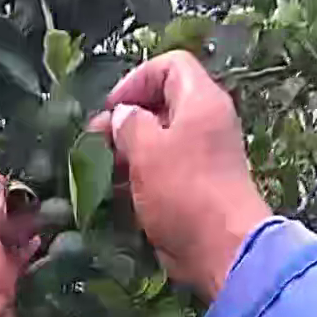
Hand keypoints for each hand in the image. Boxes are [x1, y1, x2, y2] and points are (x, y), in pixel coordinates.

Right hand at [89, 51, 271, 300]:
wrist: (221, 249)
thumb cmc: (183, 191)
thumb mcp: (147, 150)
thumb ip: (129, 125)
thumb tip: (122, 117)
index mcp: (200, 102)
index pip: (169, 67)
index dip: (136, 81)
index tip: (111, 108)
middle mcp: (205, 127)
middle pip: (162, 110)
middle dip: (126, 124)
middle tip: (95, 145)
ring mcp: (202, 163)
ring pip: (160, 148)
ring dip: (129, 158)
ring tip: (101, 174)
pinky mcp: (195, 195)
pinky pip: (164, 178)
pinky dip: (141, 183)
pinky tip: (118, 196)